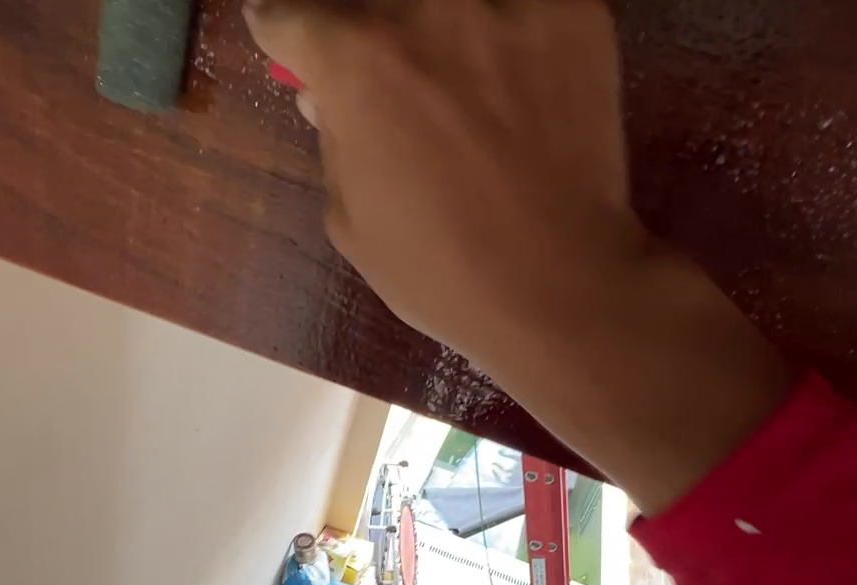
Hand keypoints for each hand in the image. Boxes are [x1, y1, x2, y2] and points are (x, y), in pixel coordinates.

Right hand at [248, 0, 792, 512]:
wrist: (556, 284)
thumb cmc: (439, 271)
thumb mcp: (352, 222)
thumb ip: (333, 141)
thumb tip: (325, 94)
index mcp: (357, 60)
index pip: (291, 11)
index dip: (283, 31)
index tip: (288, 39)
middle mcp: (428, 6)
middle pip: (373, 0)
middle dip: (365, 35)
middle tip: (386, 81)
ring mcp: (507, 1)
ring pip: (451, 5)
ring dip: (439, 35)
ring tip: (458, 91)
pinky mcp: (572, 12)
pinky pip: (519, 7)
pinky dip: (508, 37)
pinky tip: (516, 90)